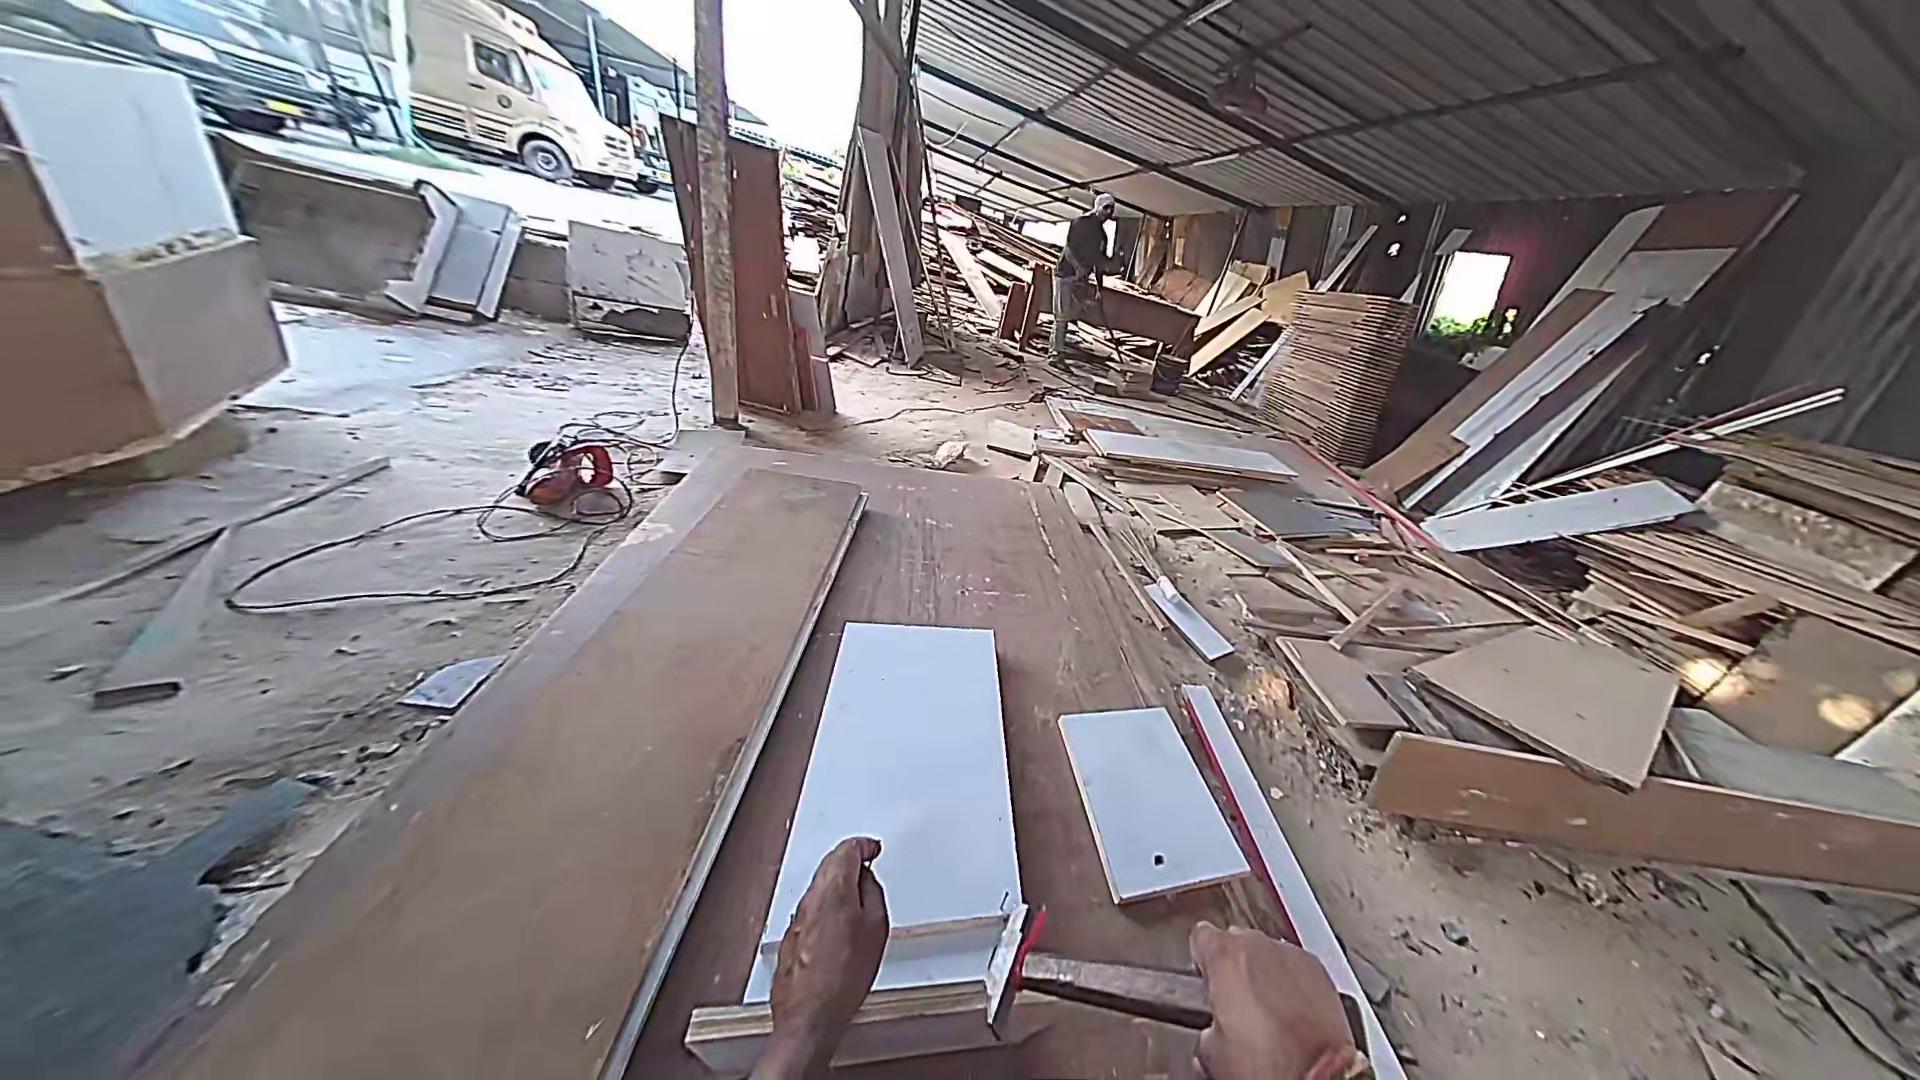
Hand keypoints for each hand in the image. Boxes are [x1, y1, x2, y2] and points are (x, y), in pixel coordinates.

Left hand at [754, 837, 888, 1078]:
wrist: (810, 1016)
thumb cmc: (843, 977)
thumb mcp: (877, 928)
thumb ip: (873, 893)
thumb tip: (868, 881)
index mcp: (834, 889)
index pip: (847, 849)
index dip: (863, 844)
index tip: (872, 848)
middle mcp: (811, 898)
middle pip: (829, 863)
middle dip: (849, 857)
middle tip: (865, 859)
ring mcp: (798, 917)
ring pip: (819, 884)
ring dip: (837, 879)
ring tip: (856, 889)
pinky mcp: (791, 935)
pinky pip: (812, 906)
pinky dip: (826, 901)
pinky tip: (838, 916)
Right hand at [1190, 922, 1358, 1079]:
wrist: (1322, 1076)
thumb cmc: (1270, 1061)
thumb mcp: (1214, 1053)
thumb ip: (1204, 1027)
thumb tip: (1210, 1035)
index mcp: (1221, 954)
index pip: (1199, 936)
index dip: (1201, 957)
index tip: (1206, 977)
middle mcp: (1253, 943)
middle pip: (1234, 941)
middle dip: (1235, 966)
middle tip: (1238, 1002)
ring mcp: (1287, 953)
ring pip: (1265, 952)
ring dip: (1264, 972)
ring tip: (1271, 1011)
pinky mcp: (1316, 969)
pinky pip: (1295, 966)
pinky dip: (1293, 983)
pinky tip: (1295, 1013)